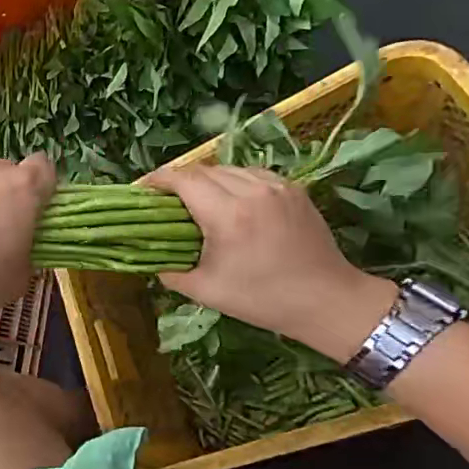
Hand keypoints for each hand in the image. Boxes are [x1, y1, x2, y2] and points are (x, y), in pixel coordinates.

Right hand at [144, 165, 394, 360]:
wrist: (327, 300)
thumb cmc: (263, 299)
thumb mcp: (206, 291)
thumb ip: (170, 271)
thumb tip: (151, 256)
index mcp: (228, 215)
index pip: (183, 179)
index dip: (157, 179)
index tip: (142, 188)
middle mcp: (252, 190)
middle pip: (203, 170)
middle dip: (180, 181)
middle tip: (166, 200)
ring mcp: (276, 186)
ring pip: (228, 169)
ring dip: (207, 180)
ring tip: (197, 200)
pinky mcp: (293, 188)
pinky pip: (252, 174)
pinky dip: (234, 182)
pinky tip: (231, 201)